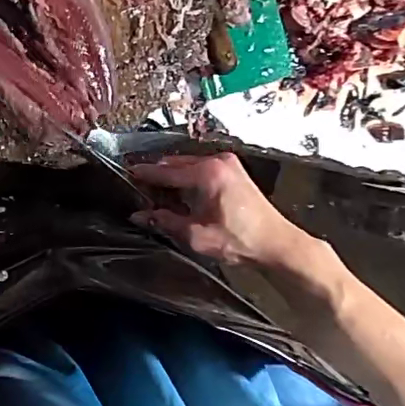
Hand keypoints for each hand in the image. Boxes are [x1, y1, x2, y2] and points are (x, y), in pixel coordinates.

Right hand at [129, 153, 313, 267]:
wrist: (277, 243)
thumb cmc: (241, 241)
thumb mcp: (196, 235)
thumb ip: (165, 222)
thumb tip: (140, 216)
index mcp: (206, 174)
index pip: (165, 171)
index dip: (144, 175)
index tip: (128, 174)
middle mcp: (217, 161)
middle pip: (175, 164)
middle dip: (157, 177)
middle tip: (140, 191)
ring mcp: (227, 163)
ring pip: (187, 165)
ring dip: (172, 178)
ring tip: (158, 195)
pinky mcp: (233, 170)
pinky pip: (201, 168)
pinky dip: (187, 178)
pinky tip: (180, 194)